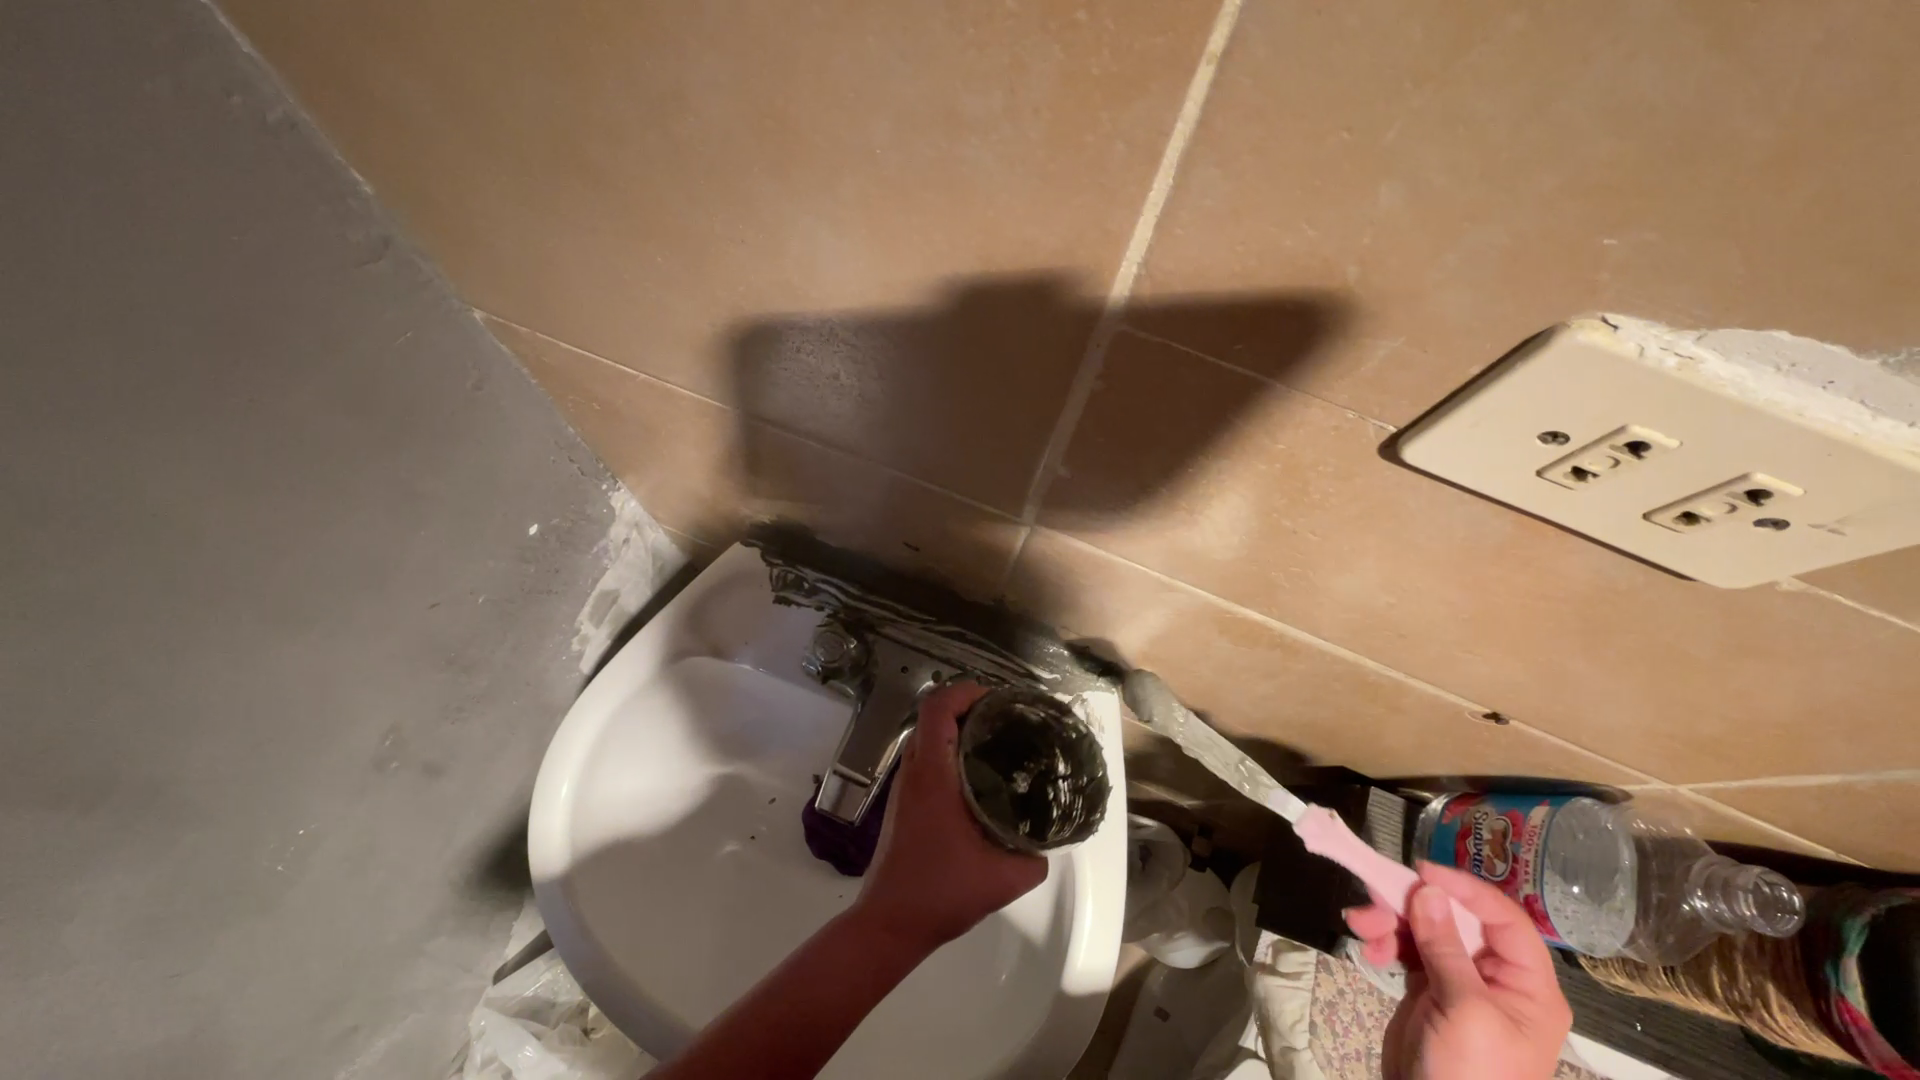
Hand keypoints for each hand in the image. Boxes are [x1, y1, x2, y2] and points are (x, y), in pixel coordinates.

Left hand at [851, 681, 1048, 950]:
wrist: (889, 923)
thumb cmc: (940, 893)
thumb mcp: (1003, 878)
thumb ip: (1034, 859)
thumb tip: (1047, 845)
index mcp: (932, 775)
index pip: (939, 708)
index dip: (967, 691)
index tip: (1000, 701)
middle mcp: (913, 772)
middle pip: (933, 716)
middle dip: (970, 708)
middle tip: (1008, 721)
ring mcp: (903, 788)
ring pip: (927, 738)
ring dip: (958, 731)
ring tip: (997, 745)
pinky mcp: (902, 804)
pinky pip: (925, 761)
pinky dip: (949, 754)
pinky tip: (977, 780)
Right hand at [1344, 861, 1571, 1079]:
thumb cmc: (1470, 1072)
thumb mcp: (1463, 1009)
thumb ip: (1446, 947)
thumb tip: (1429, 889)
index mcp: (1528, 986)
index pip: (1505, 920)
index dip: (1468, 890)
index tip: (1423, 871)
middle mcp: (1497, 978)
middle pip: (1457, 919)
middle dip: (1413, 905)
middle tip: (1374, 895)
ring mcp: (1460, 982)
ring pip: (1425, 929)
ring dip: (1390, 921)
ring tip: (1360, 926)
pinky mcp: (1428, 988)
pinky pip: (1407, 948)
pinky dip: (1385, 941)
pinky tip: (1368, 949)